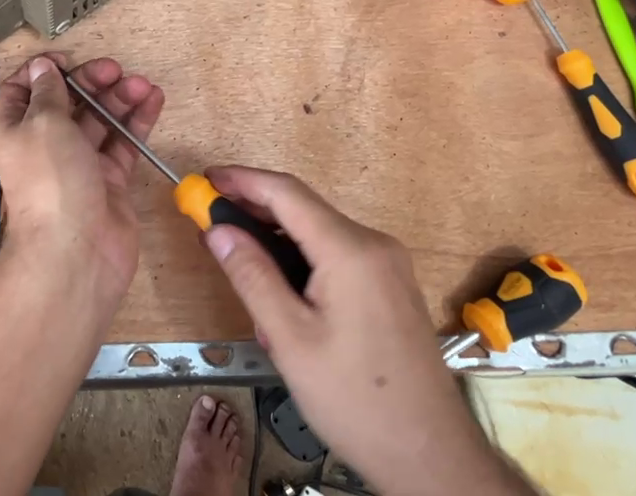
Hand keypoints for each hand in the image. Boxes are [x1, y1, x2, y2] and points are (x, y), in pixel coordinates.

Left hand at [0, 54, 163, 307]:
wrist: (76, 251)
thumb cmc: (51, 179)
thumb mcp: (43, 123)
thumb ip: (48, 92)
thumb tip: (42, 67)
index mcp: (17, 129)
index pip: (22, 90)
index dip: (41, 70)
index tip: (67, 59)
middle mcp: (45, 144)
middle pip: (68, 101)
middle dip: (91, 81)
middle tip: (115, 70)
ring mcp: (80, 163)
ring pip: (100, 120)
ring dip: (120, 98)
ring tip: (143, 85)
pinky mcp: (110, 180)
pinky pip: (124, 143)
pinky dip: (138, 121)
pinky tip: (154, 100)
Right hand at [201, 167, 532, 495]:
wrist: (432, 456)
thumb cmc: (355, 400)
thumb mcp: (290, 339)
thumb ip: (252, 276)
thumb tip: (217, 229)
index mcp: (350, 251)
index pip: (286, 193)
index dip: (241, 180)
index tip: (202, 180)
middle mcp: (373, 245)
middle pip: (303, 210)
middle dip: (253, 212)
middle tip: (207, 224)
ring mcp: (387, 265)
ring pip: (317, 235)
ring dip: (275, 243)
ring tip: (237, 269)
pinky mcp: (390, 287)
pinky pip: (335, 257)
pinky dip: (300, 263)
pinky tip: (278, 296)